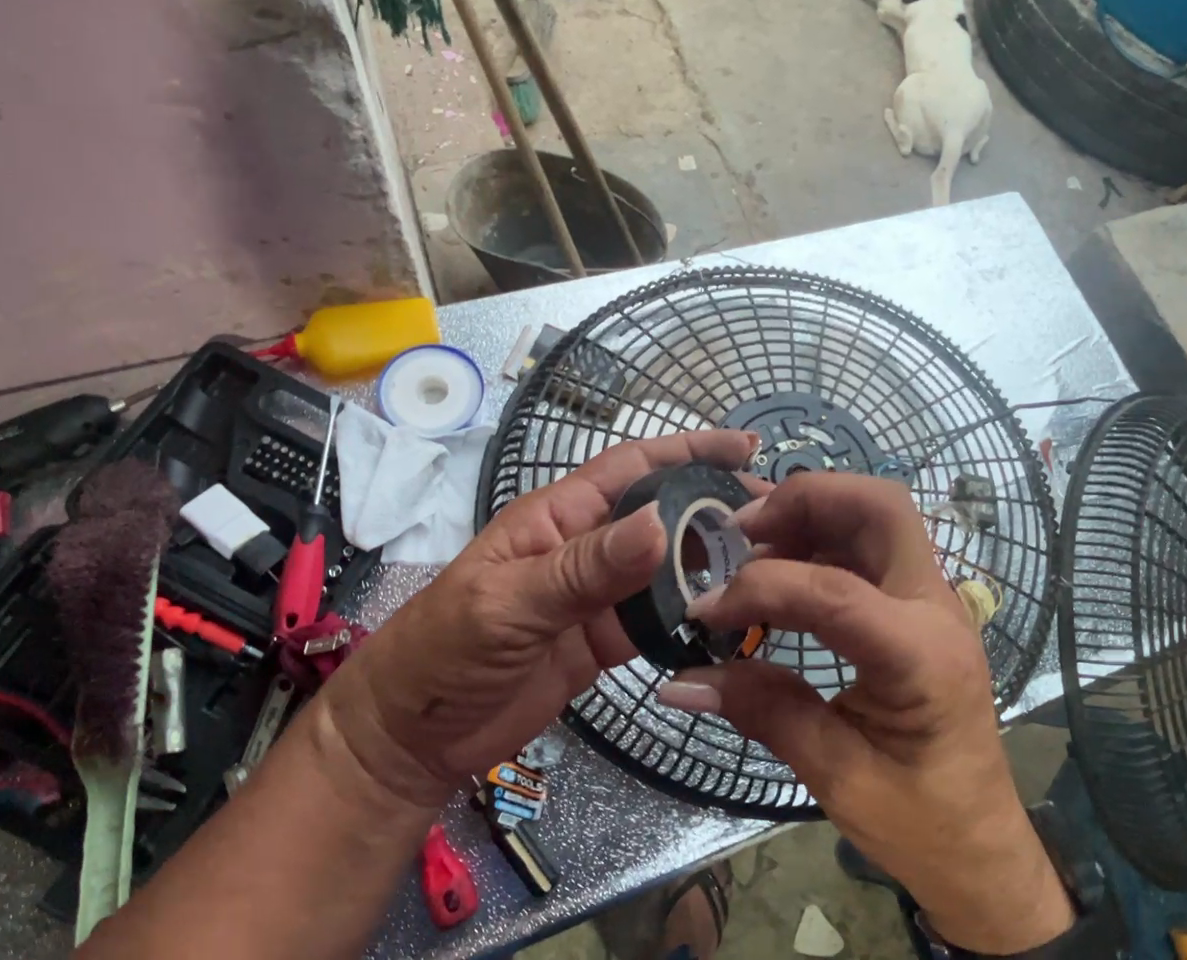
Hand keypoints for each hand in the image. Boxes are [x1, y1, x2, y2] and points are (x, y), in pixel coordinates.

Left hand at [316, 430, 760, 809]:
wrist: (411, 735)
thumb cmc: (443, 649)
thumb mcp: (508, 602)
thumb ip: (584, 569)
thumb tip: (661, 524)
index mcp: (557, 518)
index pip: (631, 469)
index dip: (687, 451)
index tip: (745, 449)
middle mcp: (584, 548)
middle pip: (659, 517)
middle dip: (712, 509)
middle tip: (775, 520)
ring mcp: (596, 598)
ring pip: (664, 570)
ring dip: (709, 565)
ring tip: (766, 567)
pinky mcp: (602, 643)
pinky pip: (655, 621)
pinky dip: (690, 618)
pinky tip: (727, 620)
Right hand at [656, 473, 1073, 954]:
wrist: (983, 852)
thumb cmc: (920, 824)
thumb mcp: (836, 776)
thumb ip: (763, 711)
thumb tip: (679, 679)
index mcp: (921, 658)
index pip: (835, 591)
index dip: (760, 588)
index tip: (705, 611)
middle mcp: (937, 610)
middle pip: (881, 507)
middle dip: (806, 499)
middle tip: (741, 529)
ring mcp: (934, 604)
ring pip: (879, 516)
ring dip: (813, 512)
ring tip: (750, 541)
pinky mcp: (920, 611)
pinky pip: (872, 548)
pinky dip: (823, 539)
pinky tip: (780, 564)